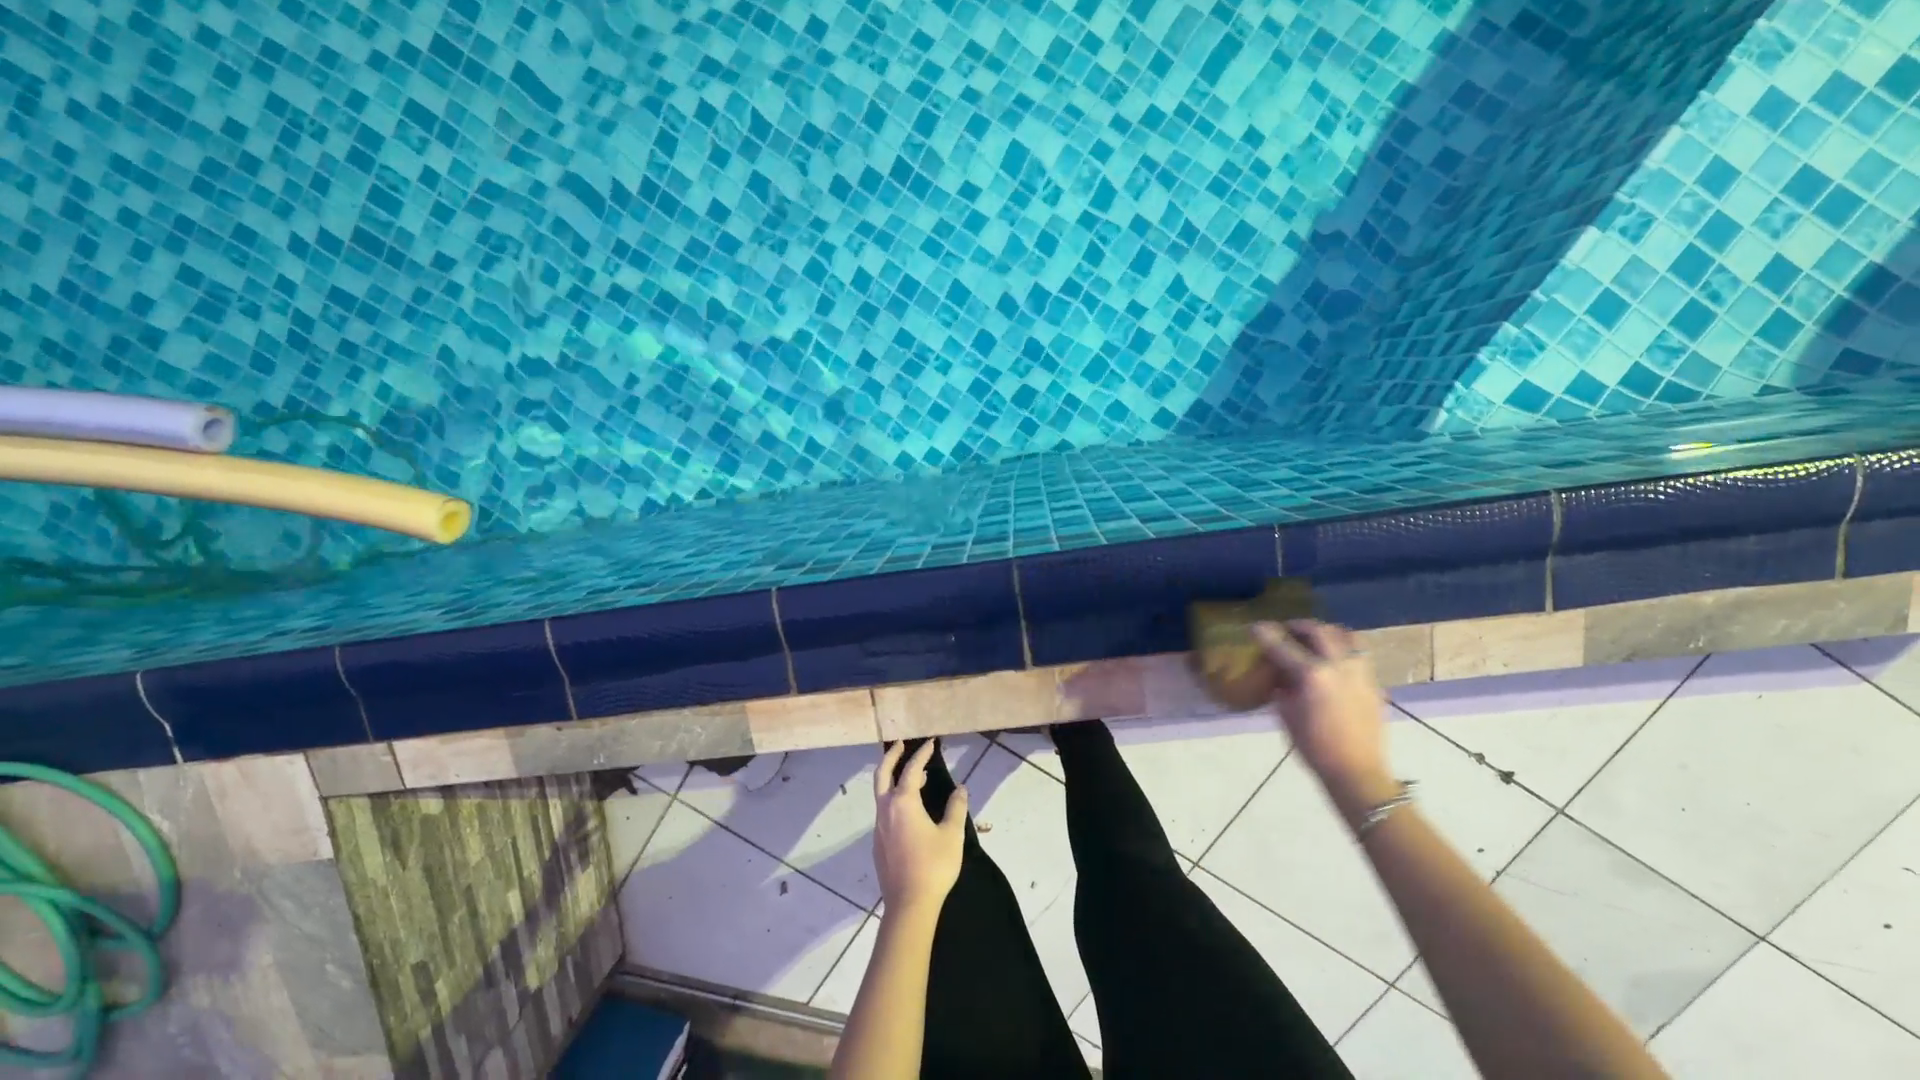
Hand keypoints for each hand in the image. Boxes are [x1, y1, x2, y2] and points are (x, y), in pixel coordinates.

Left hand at [872, 741, 967, 917]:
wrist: (909, 904)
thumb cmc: (934, 865)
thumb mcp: (952, 834)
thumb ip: (956, 808)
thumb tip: (960, 789)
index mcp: (903, 803)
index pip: (912, 770)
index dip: (922, 754)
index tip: (931, 742)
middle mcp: (885, 810)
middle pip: (882, 774)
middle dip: (891, 757)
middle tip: (901, 744)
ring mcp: (878, 828)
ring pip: (881, 794)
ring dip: (892, 779)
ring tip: (913, 776)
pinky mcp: (878, 844)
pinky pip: (884, 812)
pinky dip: (893, 799)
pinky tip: (909, 810)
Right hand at [1252, 620, 1396, 819]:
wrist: (1357, 771)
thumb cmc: (1315, 747)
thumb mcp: (1288, 716)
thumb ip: (1284, 688)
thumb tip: (1281, 676)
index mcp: (1312, 674)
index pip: (1283, 646)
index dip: (1266, 635)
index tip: (1255, 627)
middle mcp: (1339, 664)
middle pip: (1318, 631)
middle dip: (1298, 626)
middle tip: (1286, 630)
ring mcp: (1360, 671)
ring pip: (1345, 636)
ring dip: (1326, 633)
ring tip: (1315, 639)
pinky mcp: (1374, 682)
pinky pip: (1359, 653)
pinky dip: (1344, 648)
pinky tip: (1334, 660)